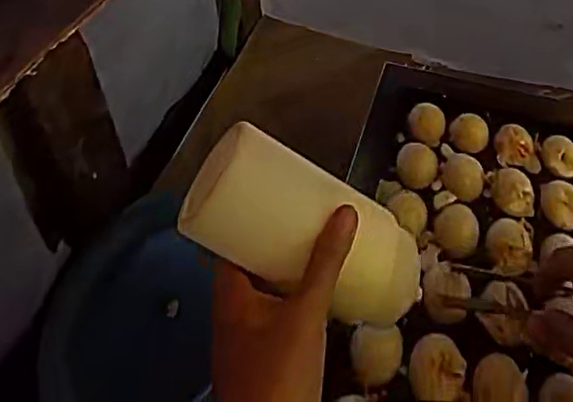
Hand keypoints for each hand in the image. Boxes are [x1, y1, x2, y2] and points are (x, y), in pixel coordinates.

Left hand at [212, 204, 356, 401]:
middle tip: (303, 214)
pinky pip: (277, 309)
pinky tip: (320, 287)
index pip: (227, 249)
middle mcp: (232, 317)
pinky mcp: (266, 355)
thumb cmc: (277, 375)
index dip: (245, 221)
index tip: (270, 198)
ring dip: (286, 266)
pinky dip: (294, 291)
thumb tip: (345, 212)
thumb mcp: (306, 313)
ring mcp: (247, 339)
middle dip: (275, 240)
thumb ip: (326, 263)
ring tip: (317, 242)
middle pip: (249, 266)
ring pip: (264, 289)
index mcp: (229, 302)